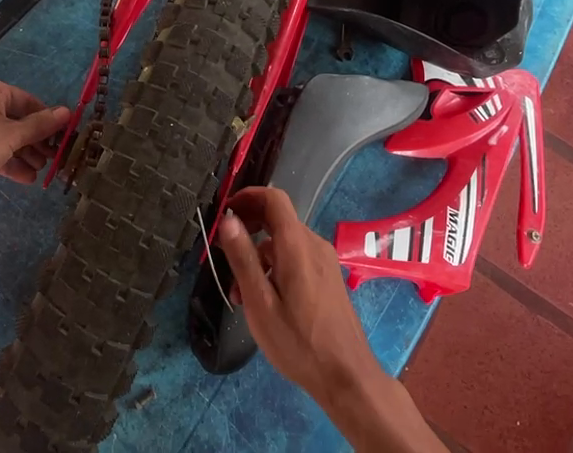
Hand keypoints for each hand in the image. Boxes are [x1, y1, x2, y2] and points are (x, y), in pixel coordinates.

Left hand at [0, 77, 69, 198]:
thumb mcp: (11, 136)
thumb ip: (40, 126)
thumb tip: (67, 112)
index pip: (28, 101)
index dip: (47, 120)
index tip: (62, 140)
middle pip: (16, 119)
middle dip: (35, 142)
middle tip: (51, 161)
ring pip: (3, 135)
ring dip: (23, 153)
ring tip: (38, 172)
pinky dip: (6, 159)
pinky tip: (24, 178)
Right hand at [216, 186, 381, 402]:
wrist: (347, 377)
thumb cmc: (298, 342)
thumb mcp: (260, 302)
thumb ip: (243, 257)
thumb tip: (228, 219)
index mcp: (297, 245)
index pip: (273, 198)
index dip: (247, 196)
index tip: (225, 210)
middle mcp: (314, 245)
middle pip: (277, 219)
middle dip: (248, 230)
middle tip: (224, 254)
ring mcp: (325, 262)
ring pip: (284, 242)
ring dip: (259, 255)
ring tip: (240, 291)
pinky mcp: (328, 278)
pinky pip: (297, 258)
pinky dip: (275, 266)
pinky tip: (266, 299)